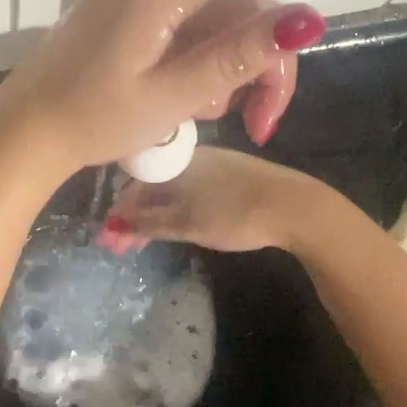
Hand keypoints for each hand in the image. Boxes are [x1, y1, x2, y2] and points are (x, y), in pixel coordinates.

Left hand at [0, 0, 322, 174]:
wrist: (24, 131)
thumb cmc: (95, 118)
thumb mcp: (175, 94)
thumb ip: (240, 56)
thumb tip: (308, 20)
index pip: (253, 11)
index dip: (272, 69)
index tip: (262, 126)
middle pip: (229, 15)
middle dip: (234, 72)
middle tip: (209, 121)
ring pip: (203, 25)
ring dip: (207, 73)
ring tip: (179, 114)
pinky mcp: (118, 5)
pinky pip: (173, 27)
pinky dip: (180, 64)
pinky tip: (163, 96)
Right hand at [98, 146, 321, 252]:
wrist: (296, 207)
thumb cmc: (235, 213)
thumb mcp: (185, 222)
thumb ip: (147, 224)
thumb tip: (112, 227)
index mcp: (176, 161)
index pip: (133, 184)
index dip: (117, 213)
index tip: (109, 240)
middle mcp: (191, 157)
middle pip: (150, 187)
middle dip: (132, 217)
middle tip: (121, 249)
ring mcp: (213, 165)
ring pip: (170, 190)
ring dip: (152, 216)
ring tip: (144, 242)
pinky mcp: (231, 178)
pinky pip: (189, 191)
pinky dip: (174, 210)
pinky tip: (175, 225)